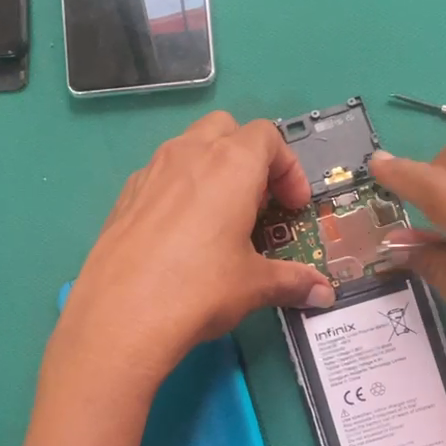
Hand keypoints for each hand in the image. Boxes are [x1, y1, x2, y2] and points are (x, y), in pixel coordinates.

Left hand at [56, 112, 332, 388]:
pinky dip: (179, 191)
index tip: (292, 207)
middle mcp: (188, 154)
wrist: (121, 316)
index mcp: (230, 164)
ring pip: (188, 148)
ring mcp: (150, 172)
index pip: (268, 138)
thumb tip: (324, 295)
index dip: (288, 169)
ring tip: (219, 220)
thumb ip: (292, 281)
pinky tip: (180, 238)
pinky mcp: (124, 197)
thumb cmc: (199, 290)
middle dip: (248, 158)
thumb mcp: (254, 286)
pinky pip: (160, 177)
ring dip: (211, 171)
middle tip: (256, 205)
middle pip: (226, 130)